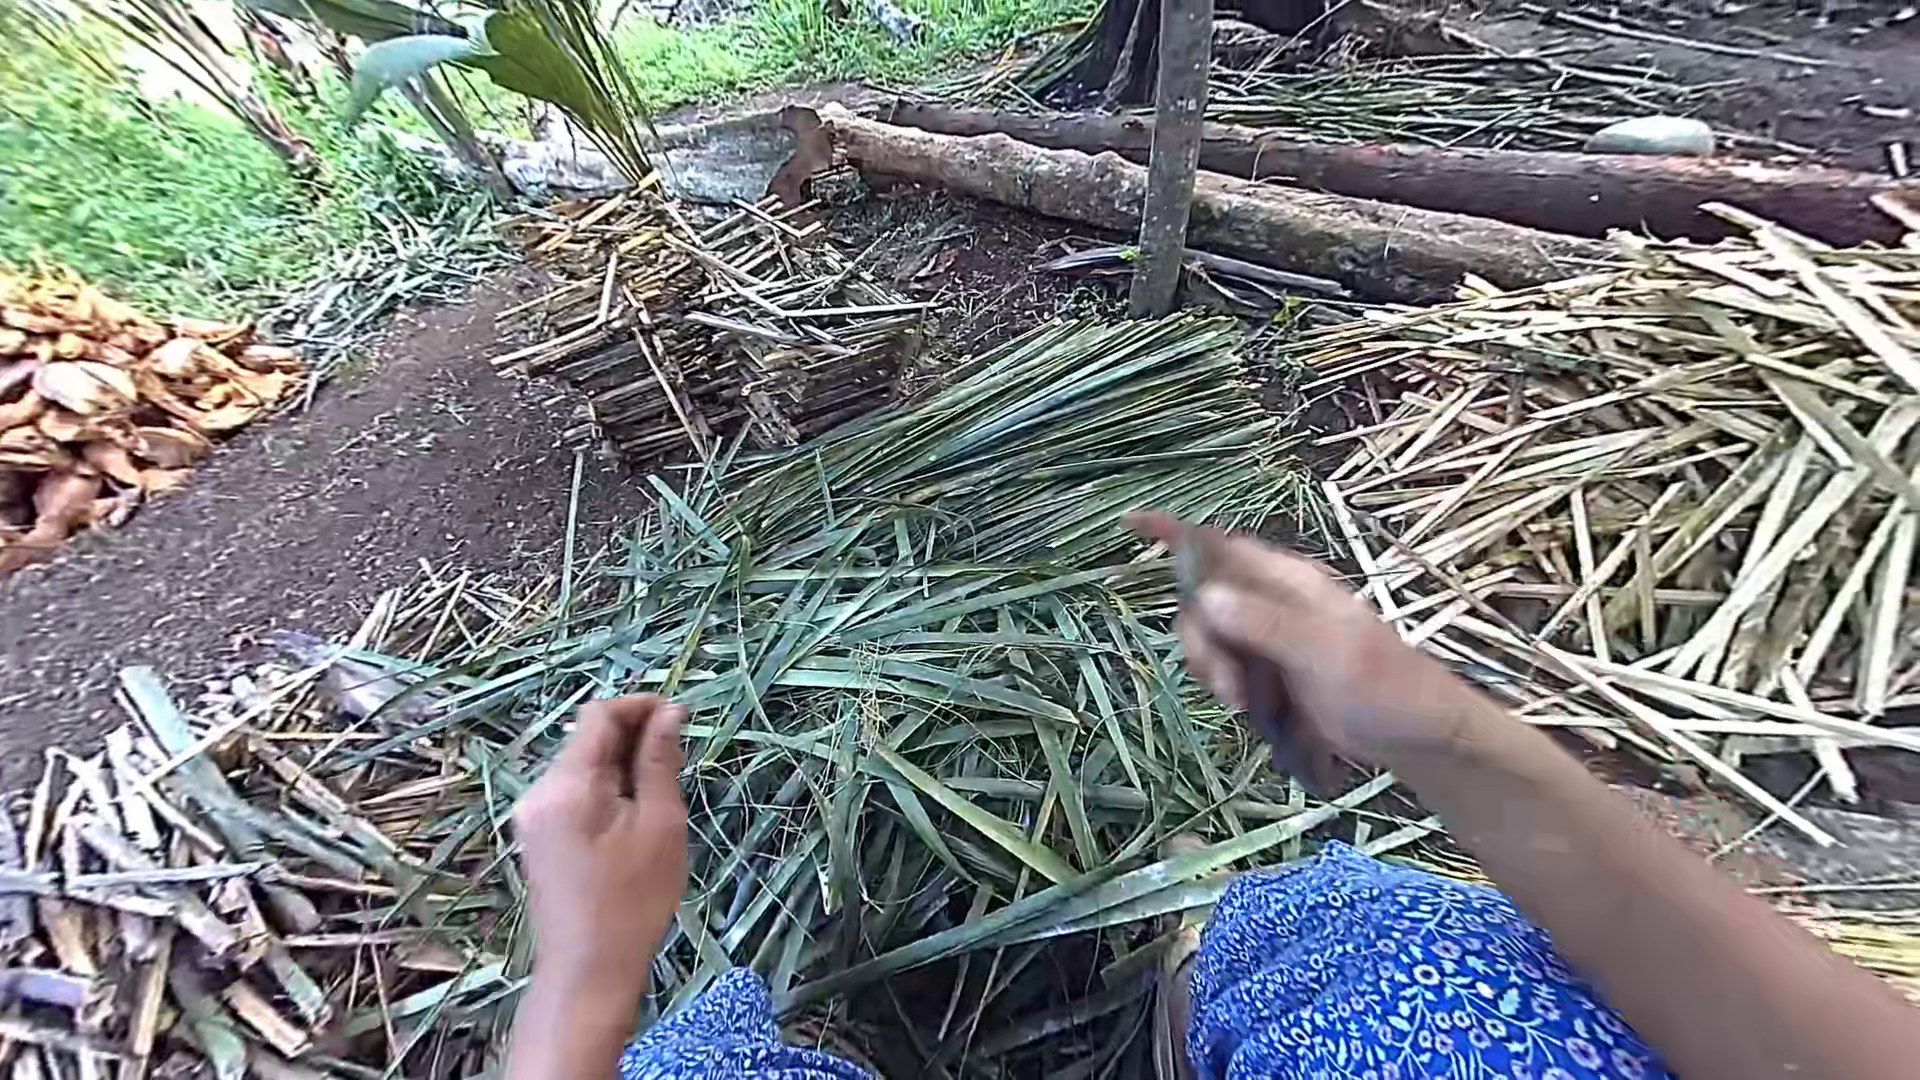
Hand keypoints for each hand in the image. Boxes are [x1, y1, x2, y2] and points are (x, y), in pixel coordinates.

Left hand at [513, 695, 687, 1003]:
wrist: (590, 970)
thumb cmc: (635, 894)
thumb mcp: (660, 820)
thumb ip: (660, 760)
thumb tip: (670, 711)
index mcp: (567, 786)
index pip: (599, 716)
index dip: (641, 706)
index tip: (680, 717)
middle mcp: (540, 792)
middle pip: (591, 737)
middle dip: (638, 734)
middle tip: (680, 756)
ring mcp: (535, 814)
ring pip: (587, 761)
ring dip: (627, 759)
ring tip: (664, 784)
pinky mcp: (540, 832)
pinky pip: (579, 786)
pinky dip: (612, 782)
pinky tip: (638, 805)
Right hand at [1129, 513, 1490, 766]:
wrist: (1419, 739)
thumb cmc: (1388, 688)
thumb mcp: (1329, 653)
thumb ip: (1266, 623)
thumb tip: (1205, 596)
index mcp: (1285, 579)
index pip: (1218, 544)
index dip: (1173, 532)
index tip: (1130, 524)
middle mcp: (1267, 598)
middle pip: (1200, 599)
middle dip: (1202, 640)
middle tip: (1227, 685)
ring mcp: (1262, 631)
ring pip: (1204, 633)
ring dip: (1210, 666)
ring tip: (1241, 701)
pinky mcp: (1261, 663)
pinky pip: (1218, 660)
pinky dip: (1220, 681)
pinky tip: (1246, 704)